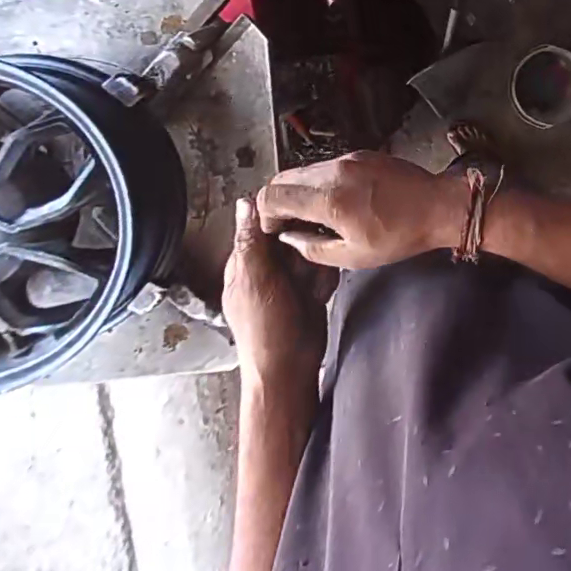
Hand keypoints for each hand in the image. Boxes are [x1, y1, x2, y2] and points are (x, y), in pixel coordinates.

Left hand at [222, 196, 329, 384]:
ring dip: (317, 269)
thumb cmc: (266, 329)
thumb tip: (245, 202)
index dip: (284, 219)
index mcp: (245, 260)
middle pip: (295, 234)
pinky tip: (318, 296)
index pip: (265, 221)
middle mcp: (267, 265)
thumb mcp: (255, 279)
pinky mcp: (309, 288)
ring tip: (309, 290)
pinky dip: (325, 281)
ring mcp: (289, 278)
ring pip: (313, 251)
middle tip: (301, 273)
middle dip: (306, 250)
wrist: (291, 368)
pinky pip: (324, 270)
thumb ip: (251, 240)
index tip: (297, 226)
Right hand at [256, 151, 468, 269]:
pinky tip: (336, 200)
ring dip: (299, 190)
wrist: (437, 206)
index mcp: (329, 199)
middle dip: (278, 201)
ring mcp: (349, 159)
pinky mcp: (362, 154)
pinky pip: (327, 165)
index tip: (276, 229)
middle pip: (283, 177)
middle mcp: (335, 171)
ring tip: (315, 214)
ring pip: (304, 170)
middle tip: (290, 222)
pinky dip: (320, 181)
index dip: (265, 215)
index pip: (272, 195)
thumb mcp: (354, 256)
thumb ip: (313, 248)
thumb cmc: (401, 235)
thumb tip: (290, 238)